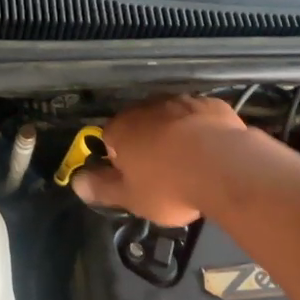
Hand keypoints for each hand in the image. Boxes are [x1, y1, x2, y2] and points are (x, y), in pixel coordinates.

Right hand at [70, 95, 250, 226]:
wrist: (223, 166)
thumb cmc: (168, 185)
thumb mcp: (130, 197)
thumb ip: (102, 188)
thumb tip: (76, 182)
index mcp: (123, 128)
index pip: (109, 137)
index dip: (118, 159)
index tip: (131, 178)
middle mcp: (149, 107)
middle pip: (141, 124)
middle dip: (147, 143)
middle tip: (159, 174)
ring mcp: (182, 101)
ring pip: (171, 118)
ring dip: (174, 134)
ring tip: (188, 163)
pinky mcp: (211, 105)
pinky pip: (200, 118)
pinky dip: (201, 130)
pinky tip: (211, 151)